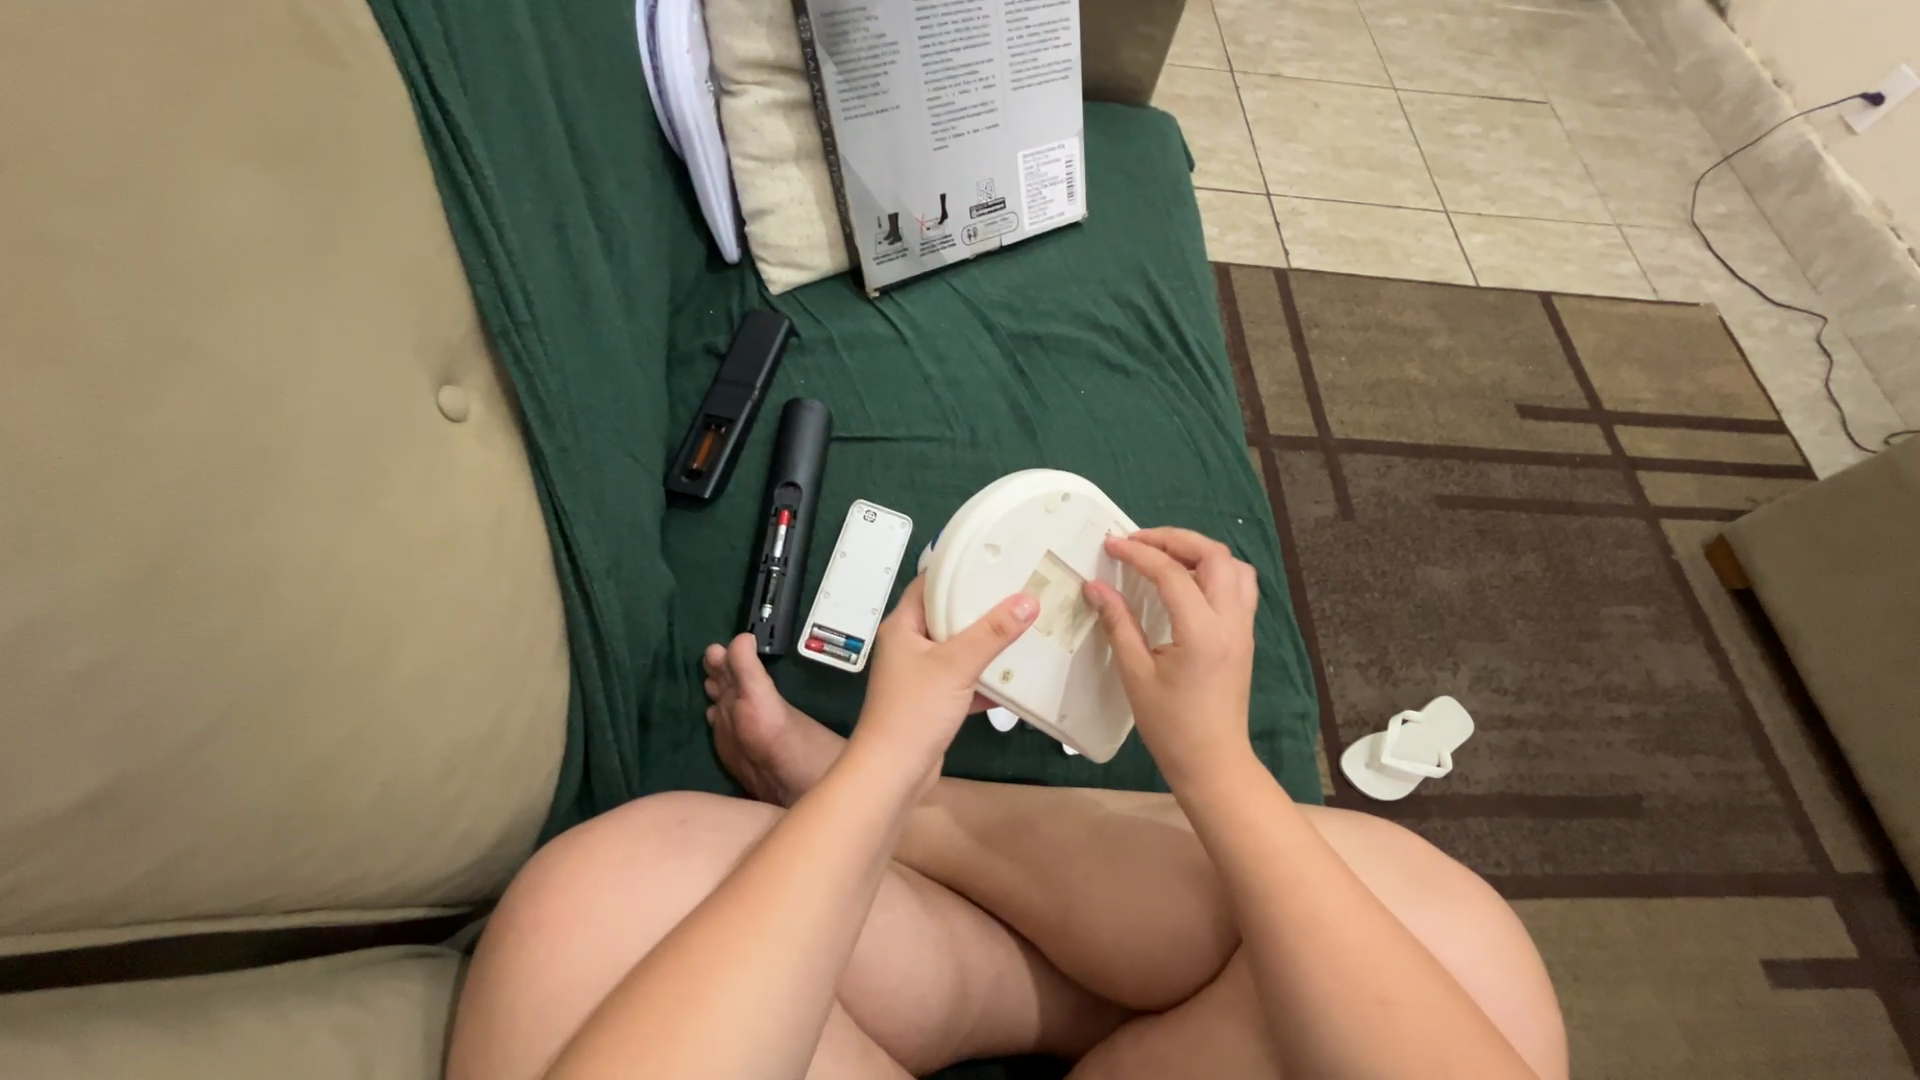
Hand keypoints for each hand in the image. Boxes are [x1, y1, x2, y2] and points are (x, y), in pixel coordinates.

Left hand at [852, 576, 1037, 777]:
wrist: (894, 773)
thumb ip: (993, 632)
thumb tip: (1029, 599)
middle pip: (947, 615)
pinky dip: (986, 677)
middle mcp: (908, 645)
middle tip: (1018, 590)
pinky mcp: (933, 700)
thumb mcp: (957, 664)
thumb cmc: (915, 710)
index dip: (958, 569)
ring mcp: (920, 674)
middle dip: (981, 606)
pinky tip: (1017, 674)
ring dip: (987, 642)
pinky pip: (964, 678)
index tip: (994, 559)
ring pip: (958, 648)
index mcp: (902, 626)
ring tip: (1024, 625)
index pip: (929, 584)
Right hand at [1083, 527, 1258, 785]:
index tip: (1111, 545)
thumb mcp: (1135, 674)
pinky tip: (1187, 581)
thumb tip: (1096, 587)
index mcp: (1201, 632)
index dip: (1139, 553)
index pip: (1172, 573)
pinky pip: (1239, 586)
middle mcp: (1230, 622)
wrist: (1213, 761)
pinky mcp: (1244, 635)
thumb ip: (1118, 624)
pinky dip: (1214, 570)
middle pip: (1213, 555)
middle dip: (1174, 539)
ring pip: (1234, 566)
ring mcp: (1243, 627)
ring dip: (1199, 552)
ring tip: (1164, 556)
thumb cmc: (1170, 725)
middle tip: (1139, 542)